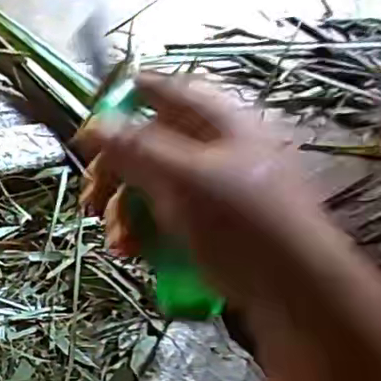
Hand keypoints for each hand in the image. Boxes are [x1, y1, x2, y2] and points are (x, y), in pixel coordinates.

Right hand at [75, 73, 350, 307]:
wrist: (291, 287)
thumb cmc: (243, 225)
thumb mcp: (183, 180)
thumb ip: (136, 148)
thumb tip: (93, 123)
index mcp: (219, 125)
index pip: (167, 93)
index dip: (126, 101)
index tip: (89, 127)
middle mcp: (214, 150)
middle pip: (145, 146)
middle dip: (112, 174)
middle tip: (91, 202)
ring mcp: (209, 188)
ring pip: (146, 186)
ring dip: (121, 212)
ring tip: (120, 242)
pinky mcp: (204, 222)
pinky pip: (158, 216)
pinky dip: (138, 232)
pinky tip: (133, 251)